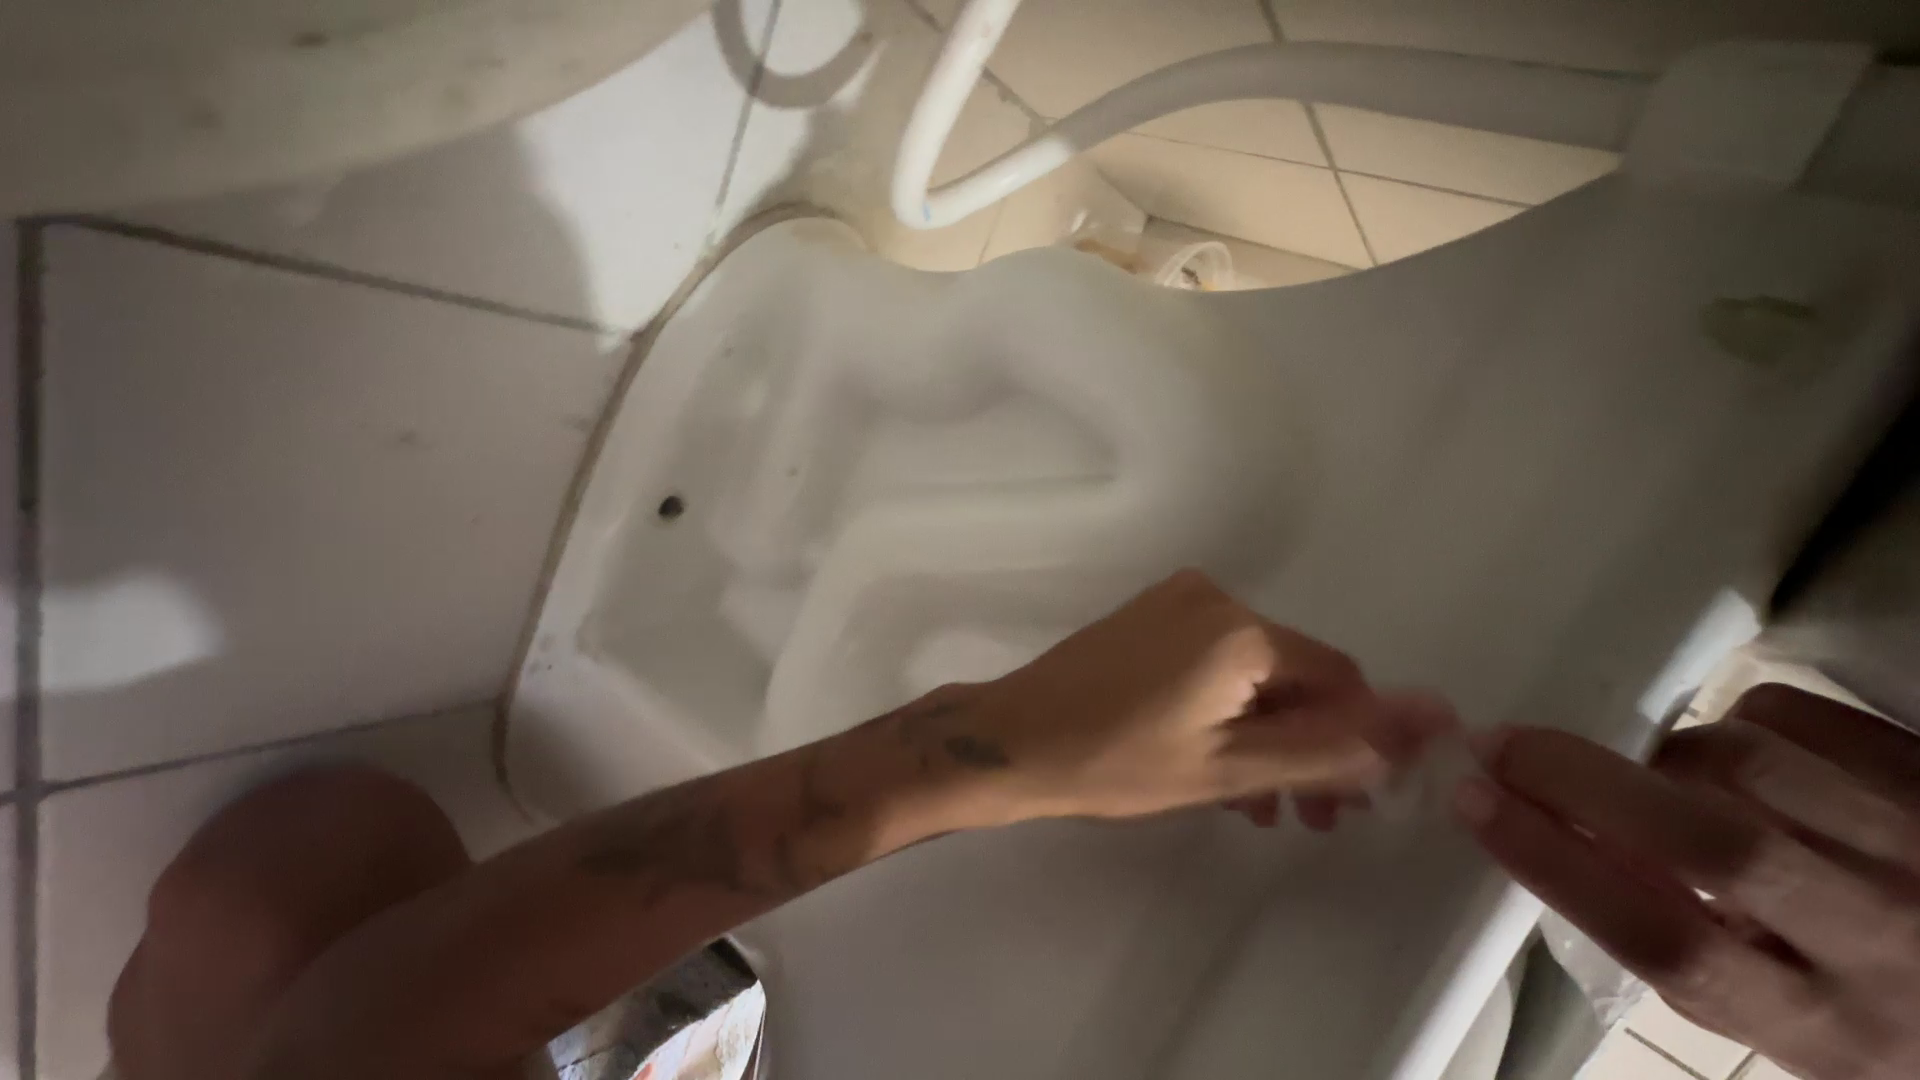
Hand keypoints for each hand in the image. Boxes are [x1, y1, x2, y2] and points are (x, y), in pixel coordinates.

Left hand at [971, 569, 1455, 821]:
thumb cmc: (1117, 762)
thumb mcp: (1232, 768)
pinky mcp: (1147, 617)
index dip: (1355, 738)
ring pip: (1252, 672)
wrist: (1013, 739)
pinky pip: (1212, 659)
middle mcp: (1213, 597)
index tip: (1346, 800)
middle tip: (1304, 814)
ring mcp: (1173, 602)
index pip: (1339, 678)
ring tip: (1256, 802)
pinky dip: (1227, 706)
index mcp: (1240, 628)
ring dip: (1266, 733)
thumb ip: (1332, 745)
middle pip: (1292, 673)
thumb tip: (1431, 715)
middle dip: (1308, 743)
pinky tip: (1218, 760)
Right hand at [1457, 684, 1919, 1079]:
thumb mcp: (1759, 1002)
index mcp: (1822, 1023)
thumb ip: (1668, 935)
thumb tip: (1555, 831)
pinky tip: (1740, 754)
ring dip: (1662, 753)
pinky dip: (1738, 717)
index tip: (1471, 798)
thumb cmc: (1855, 1000)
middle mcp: (1885, 943)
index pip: (1665, 942)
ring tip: (1649, 769)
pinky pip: (1798, 712)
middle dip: (1580, 780)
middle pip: (1713, 847)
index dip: (1554, 862)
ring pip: (1748, 760)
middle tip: (1504, 745)